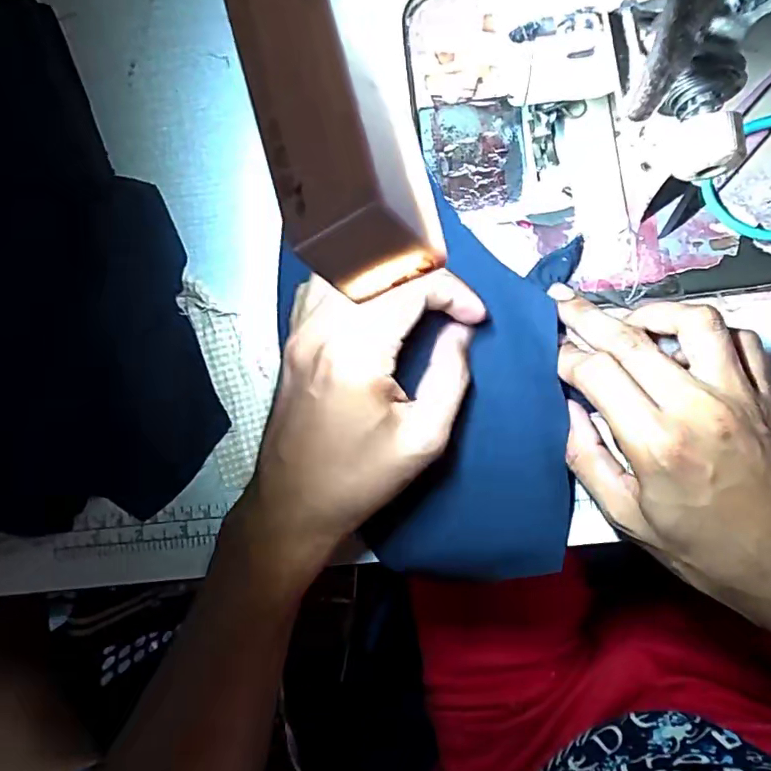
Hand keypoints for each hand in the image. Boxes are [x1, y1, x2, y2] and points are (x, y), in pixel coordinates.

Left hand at [236, 270, 486, 570]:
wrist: (293, 505)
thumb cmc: (362, 478)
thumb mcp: (425, 438)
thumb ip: (451, 375)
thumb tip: (459, 330)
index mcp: (353, 352)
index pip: (410, 288)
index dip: (454, 292)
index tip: (477, 318)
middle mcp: (320, 329)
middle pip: (377, 265)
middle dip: (426, 273)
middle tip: (455, 299)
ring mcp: (299, 330)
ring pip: (346, 265)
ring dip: (392, 270)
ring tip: (424, 293)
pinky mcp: (293, 338)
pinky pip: (325, 283)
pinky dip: (359, 279)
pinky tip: (380, 301)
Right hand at [551, 286, 770, 649]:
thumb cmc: (704, 550)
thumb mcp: (631, 520)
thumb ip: (589, 460)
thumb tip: (571, 408)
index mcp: (656, 443)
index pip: (598, 373)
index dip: (566, 356)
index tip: (553, 352)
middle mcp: (697, 405)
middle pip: (632, 338)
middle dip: (589, 316)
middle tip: (564, 303)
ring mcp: (739, 392)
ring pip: (695, 320)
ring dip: (655, 313)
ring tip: (633, 323)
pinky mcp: (767, 391)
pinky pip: (741, 337)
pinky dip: (711, 332)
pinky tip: (691, 347)